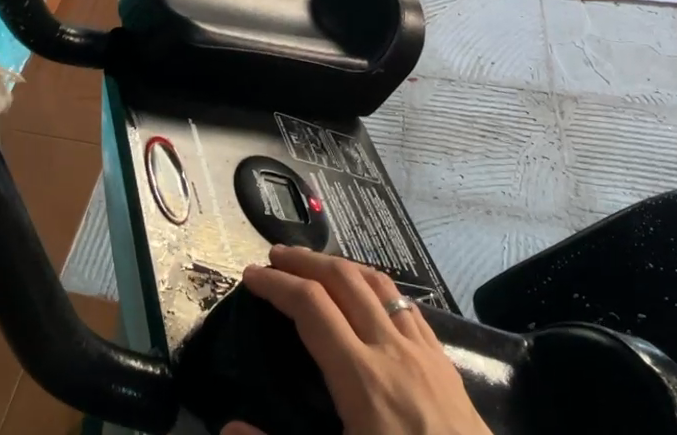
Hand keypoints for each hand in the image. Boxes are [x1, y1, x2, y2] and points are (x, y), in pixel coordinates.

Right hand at [220, 246, 488, 434]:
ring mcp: (425, 354)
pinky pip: (408, 309)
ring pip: (380, 286)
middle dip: (306, 261)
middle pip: (344, 281)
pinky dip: (377, 290)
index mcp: (361, 378)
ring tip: (317, 266)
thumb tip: (229, 426)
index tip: (249, 276)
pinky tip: (370, 301)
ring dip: (342, 267)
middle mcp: (393, 351)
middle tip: (275, 258)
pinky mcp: (447, 366)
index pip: (310, 306)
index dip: (276, 285)